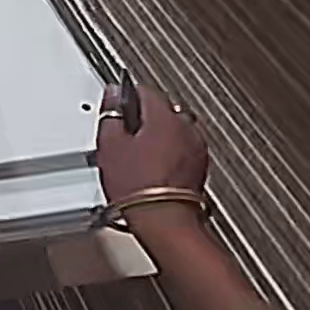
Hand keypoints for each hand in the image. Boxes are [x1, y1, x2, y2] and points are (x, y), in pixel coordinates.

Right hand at [96, 83, 208, 230]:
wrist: (162, 219)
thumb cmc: (139, 185)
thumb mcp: (110, 144)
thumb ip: (112, 115)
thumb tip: (113, 98)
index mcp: (164, 118)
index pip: (147, 91)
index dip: (128, 94)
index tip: (117, 100)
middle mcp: (187, 129)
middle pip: (165, 108)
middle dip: (146, 113)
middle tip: (125, 125)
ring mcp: (197, 148)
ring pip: (177, 127)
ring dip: (160, 131)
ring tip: (138, 146)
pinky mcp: (200, 166)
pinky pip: (183, 146)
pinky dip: (169, 148)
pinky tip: (152, 162)